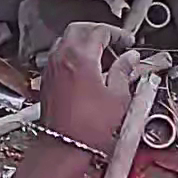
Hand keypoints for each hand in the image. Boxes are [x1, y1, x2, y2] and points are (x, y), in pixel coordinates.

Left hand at [39, 22, 136, 153]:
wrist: (64, 148)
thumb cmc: (89, 128)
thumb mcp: (118, 97)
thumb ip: (124, 71)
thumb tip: (130, 59)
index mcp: (80, 57)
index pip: (99, 31)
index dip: (117, 34)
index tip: (127, 42)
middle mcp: (61, 58)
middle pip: (79, 29)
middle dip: (98, 31)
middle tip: (115, 42)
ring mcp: (51, 68)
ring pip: (66, 41)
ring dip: (84, 42)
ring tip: (103, 56)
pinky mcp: (47, 80)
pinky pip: (59, 56)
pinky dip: (73, 55)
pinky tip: (87, 70)